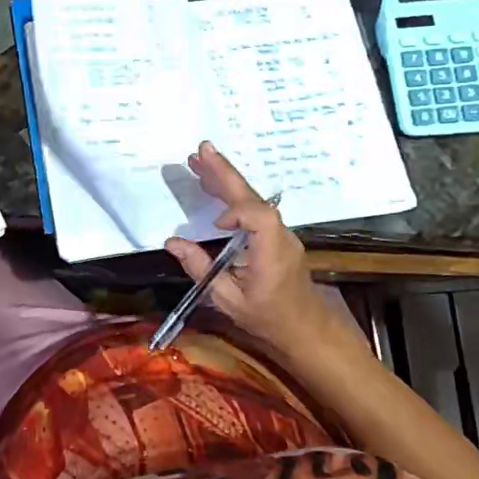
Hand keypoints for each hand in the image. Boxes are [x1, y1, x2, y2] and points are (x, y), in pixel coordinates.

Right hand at [164, 141, 340, 356]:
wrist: (305, 328)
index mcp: (271, 252)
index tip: (217, 223)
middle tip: (200, 151)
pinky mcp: (276, 236)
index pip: (259, 216)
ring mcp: (281, 233)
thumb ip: (200, 269)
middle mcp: (280, 235)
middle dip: (226, 173)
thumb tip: (172, 242)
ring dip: (227, 181)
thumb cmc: (268, 319)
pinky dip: (234, 196)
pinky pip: (255, 210)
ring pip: (254, 200)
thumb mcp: (228, 300)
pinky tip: (214, 190)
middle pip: (253, 197)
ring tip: (199, 163)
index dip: (237, 210)